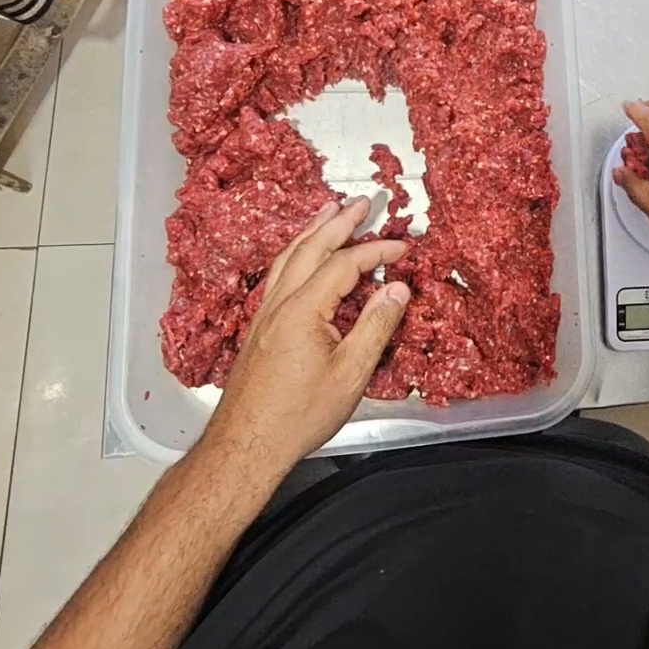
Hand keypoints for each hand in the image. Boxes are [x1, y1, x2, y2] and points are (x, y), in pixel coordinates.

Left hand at [201, 197, 410, 473]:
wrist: (244, 447)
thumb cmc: (300, 414)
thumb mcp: (351, 373)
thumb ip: (376, 326)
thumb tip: (398, 289)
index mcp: (303, 309)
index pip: (345, 264)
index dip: (378, 251)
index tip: (405, 249)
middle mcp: (280, 302)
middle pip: (312, 247)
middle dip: (340, 222)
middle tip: (363, 202)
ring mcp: (265, 312)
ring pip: (290, 257)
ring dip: (314, 230)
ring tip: (330, 211)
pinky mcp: (259, 326)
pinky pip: (280, 273)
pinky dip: (298, 251)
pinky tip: (304, 254)